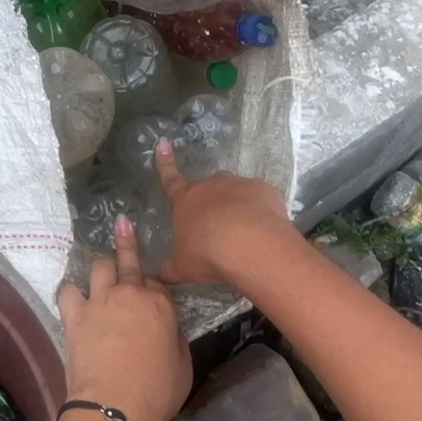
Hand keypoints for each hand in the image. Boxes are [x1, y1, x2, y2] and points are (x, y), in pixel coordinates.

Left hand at [56, 214, 192, 420]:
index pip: (158, 283)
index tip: (154, 296)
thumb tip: (167, 330)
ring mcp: (100, 300)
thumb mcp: (183, 365)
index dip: (155, 289)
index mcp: (160, 303)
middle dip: (127, 242)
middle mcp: (130, 293)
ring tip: (100, 272)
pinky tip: (72, 296)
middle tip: (122, 223)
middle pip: (128, 262)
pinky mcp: (75, 315)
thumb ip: (175, 339)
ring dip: (101, 269)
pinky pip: (67, 291)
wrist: (115, 406)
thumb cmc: (157, 391)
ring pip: (99, 267)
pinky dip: (70, 292)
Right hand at [154, 138, 296, 286]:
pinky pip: (260, 200)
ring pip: (236, 194)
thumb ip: (170, 269)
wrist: (250, 245)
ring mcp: (239, 185)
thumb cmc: (208, 253)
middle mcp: (211, 186)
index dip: (165, 163)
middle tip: (219, 231)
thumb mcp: (183, 267)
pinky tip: (263, 232)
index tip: (163, 143)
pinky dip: (260, 213)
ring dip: (237, 210)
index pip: (170, 179)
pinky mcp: (264, 190)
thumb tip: (157, 276)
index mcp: (186, 200)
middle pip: (209, 190)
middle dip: (212, 206)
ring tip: (244, 237)